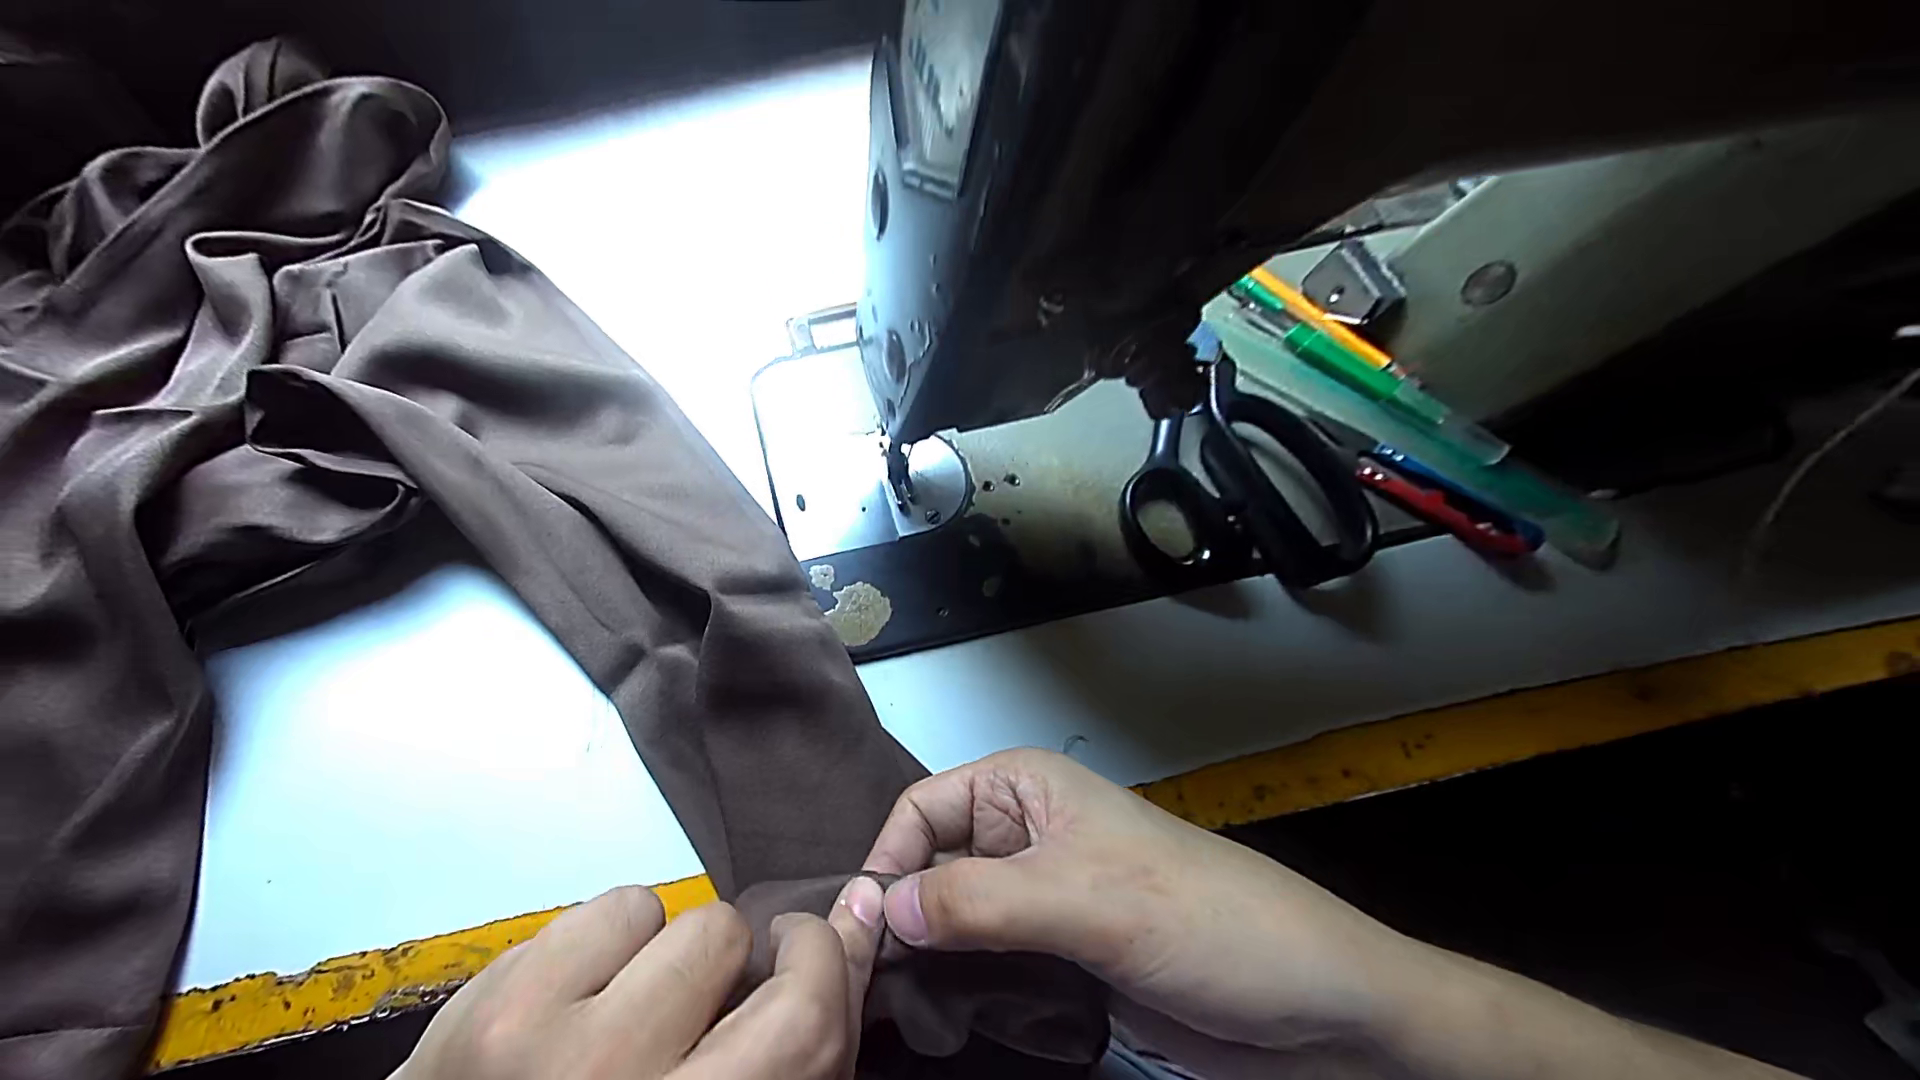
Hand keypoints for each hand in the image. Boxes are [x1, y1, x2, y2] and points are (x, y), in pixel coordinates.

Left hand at [392, 878, 886, 1079]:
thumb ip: (807, 1022)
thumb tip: (860, 904)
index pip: (805, 1013)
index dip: (823, 958)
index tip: (799, 949)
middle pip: (725, 939)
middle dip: (730, 952)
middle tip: (702, 997)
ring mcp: (537, 1053)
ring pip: (662, 910)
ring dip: (661, 948)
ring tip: (624, 1012)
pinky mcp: (481, 1015)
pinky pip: (596, 910)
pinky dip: (605, 943)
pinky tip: (575, 1007)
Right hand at [864, 749, 1806, 1079]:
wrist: (1311, 1002)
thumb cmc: (1199, 919)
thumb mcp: (1083, 900)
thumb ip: (976, 901)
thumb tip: (876, 908)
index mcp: (1026, 789)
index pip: (925, 807)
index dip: (886, 858)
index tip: (857, 931)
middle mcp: (1025, 832)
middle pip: (933, 861)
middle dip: (900, 914)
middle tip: (864, 988)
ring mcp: (1042, 893)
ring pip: (956, 914)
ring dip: (927, 957)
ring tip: (896, 1014)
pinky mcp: (1059, 948)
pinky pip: (989, 957)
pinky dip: (962, 984)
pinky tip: (942, 1022)